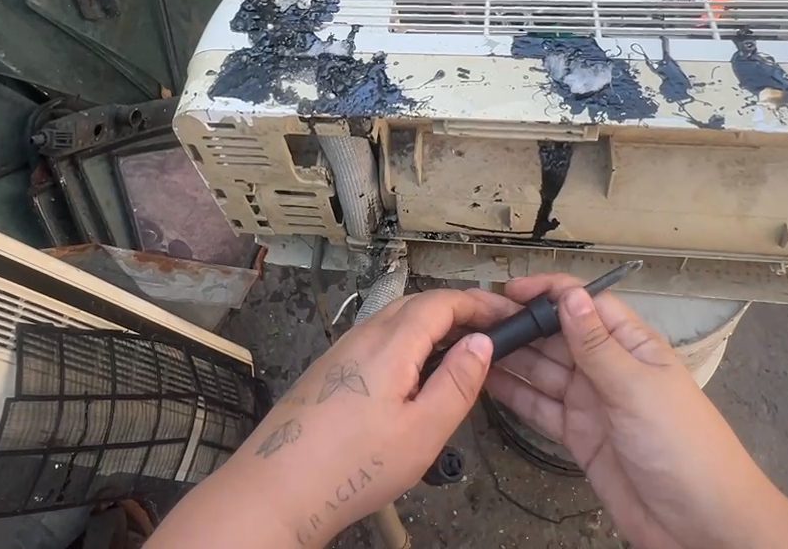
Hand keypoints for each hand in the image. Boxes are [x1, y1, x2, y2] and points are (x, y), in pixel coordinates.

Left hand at [148, 287, 518, 548]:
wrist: (278, 486)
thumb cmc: (355, 463)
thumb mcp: (422, 432)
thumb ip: (457, 383)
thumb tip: (482, 342)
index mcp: (392, 341)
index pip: (442, 301)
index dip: (478, 302)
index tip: (508, 313)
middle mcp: (365, 333)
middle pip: (418, 304)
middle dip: (458, 310)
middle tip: (490, 331)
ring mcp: (344, 348)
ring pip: (396, 320)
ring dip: (433, 324)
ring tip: (460, 352)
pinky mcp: (331, 368)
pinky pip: (379, 338)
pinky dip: (409, 341)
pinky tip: (415, 374)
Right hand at [484, 275, 787, 548]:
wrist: (706, 531)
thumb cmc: (684, 448)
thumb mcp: (638, 389)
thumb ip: (597, 345)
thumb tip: (569, 294)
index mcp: (630, 344)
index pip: (584, 303)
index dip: (547, 292)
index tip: (509, 290)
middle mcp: (606, 366)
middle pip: (556, 335)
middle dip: (520, 322)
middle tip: (473, 316)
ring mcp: (590, 401)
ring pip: (542, 368)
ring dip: (511, 355)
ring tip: (469, 343)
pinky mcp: (578, 436)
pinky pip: (540, 406)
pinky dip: (514, 394)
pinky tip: (485, 380)